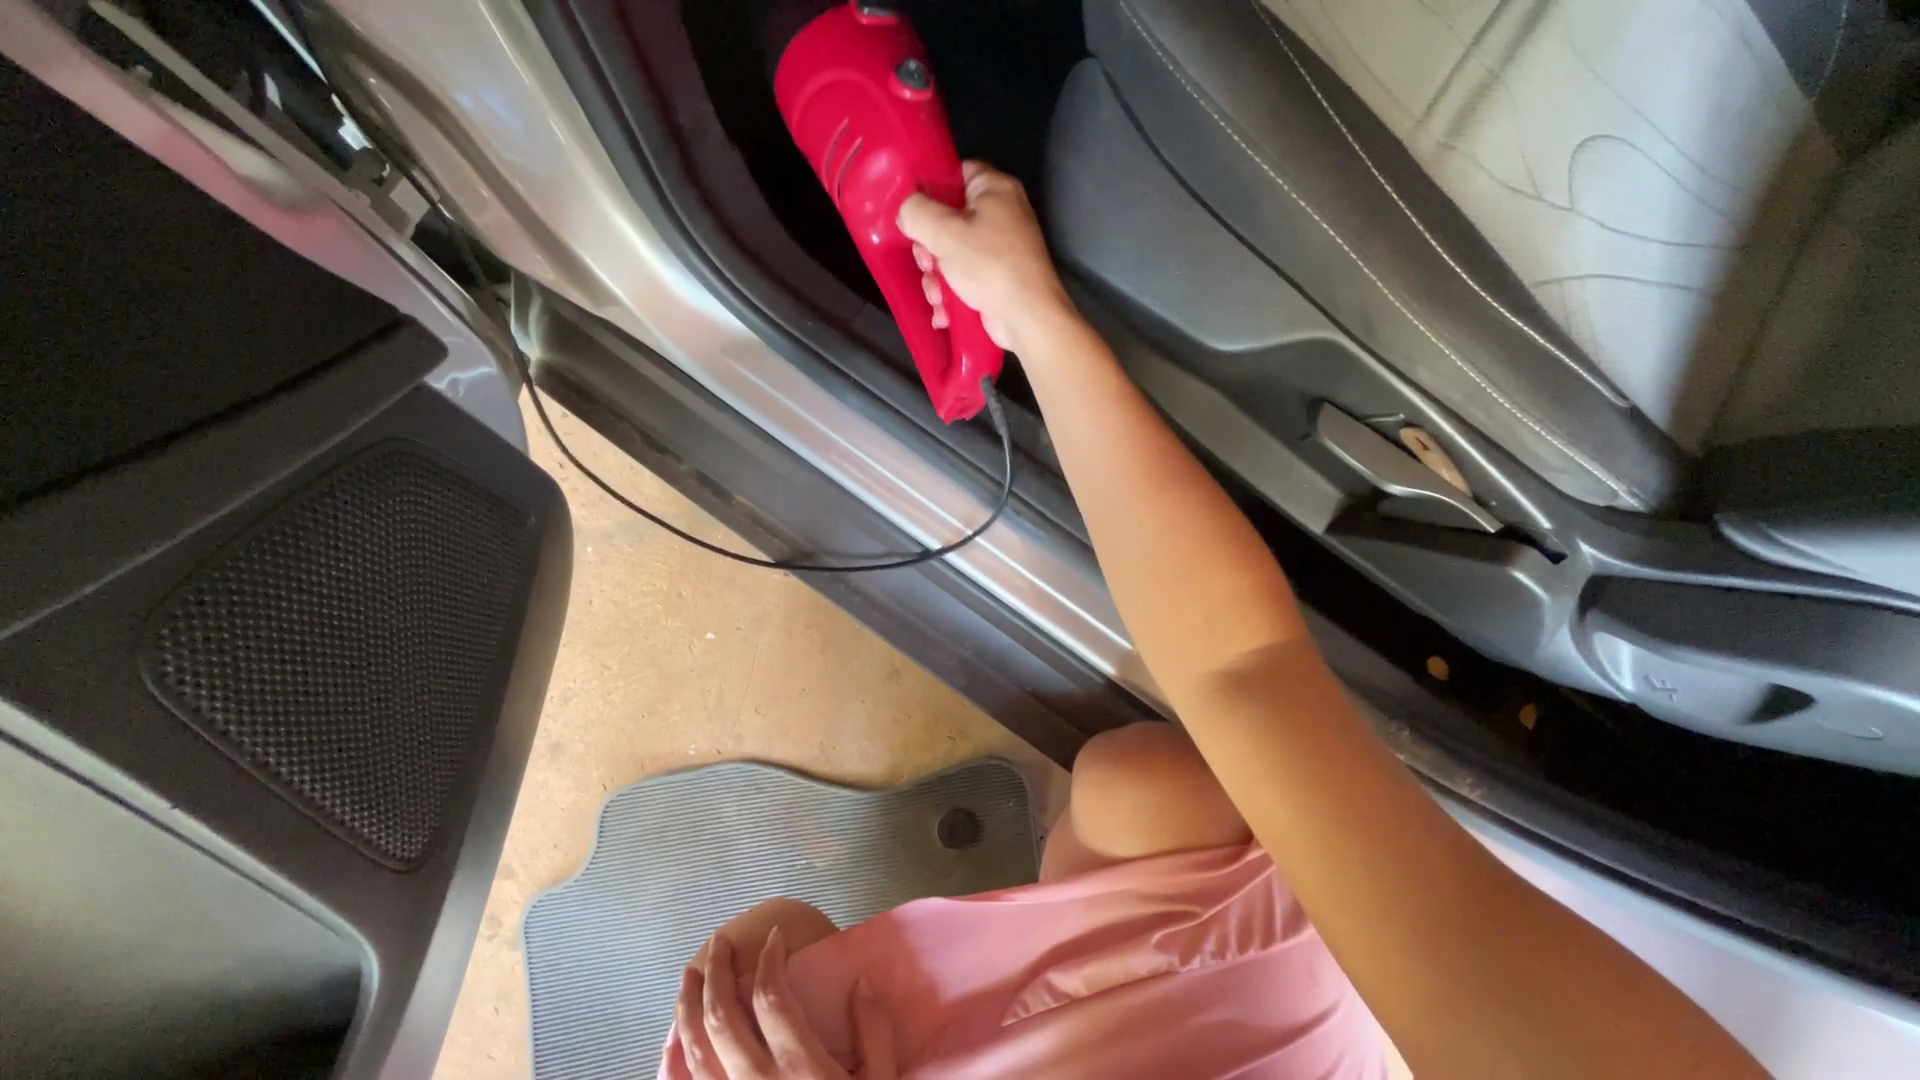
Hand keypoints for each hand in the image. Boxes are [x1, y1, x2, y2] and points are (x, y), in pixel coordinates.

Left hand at [673, 928, 895, 1079]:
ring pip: (694, 1050)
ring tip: (689, 975)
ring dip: (687, 1006)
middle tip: (719, 942)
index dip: (769, 958)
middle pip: (721, 1015)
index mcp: (798, 1066)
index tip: (775, 938)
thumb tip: (862, 982)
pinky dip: (676, 1059)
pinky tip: (675, 1040)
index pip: (771, 995)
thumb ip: (874, 1032)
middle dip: (716, 971)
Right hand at [897, 161, 1076, 355]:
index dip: (930, 190)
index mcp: (994, 189)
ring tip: (938, 296)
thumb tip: (905, 208)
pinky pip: (963, 278)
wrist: (1027, 317)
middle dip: (929, 248)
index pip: (956, 173)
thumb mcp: (945, 232)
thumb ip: (916, 212)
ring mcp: (999, 249)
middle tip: (927, 264)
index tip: (912, 212)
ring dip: (936, 279)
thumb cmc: (989, 265)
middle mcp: (1000, 214)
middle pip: (948, 219)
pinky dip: (951, 295)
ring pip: (951, 254)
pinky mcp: (996, 279)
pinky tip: (945, 311)